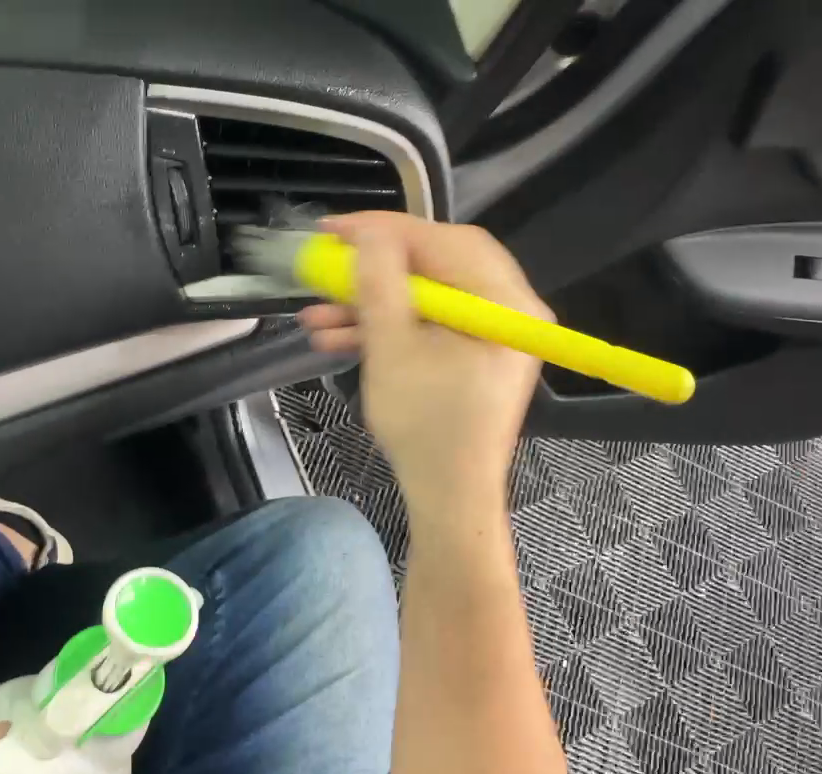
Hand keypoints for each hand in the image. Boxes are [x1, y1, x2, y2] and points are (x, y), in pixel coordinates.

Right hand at [299, 212, 549, 525]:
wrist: (448, 497)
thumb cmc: (427, 429)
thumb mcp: (393, 351)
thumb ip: (378, 284)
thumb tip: (367, 234)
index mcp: (503, 302)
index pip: (443, 241)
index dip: (382, 231)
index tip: (332, 229)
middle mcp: (506, 310)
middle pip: (434, 266)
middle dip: (371, 270)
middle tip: (325, 267)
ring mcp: (489, 335)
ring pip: (423, 300)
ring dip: (368, 305)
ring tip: (315, 316)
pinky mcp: (471, 357)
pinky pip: (427, 328)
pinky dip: (386, 330)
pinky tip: (337, 336)